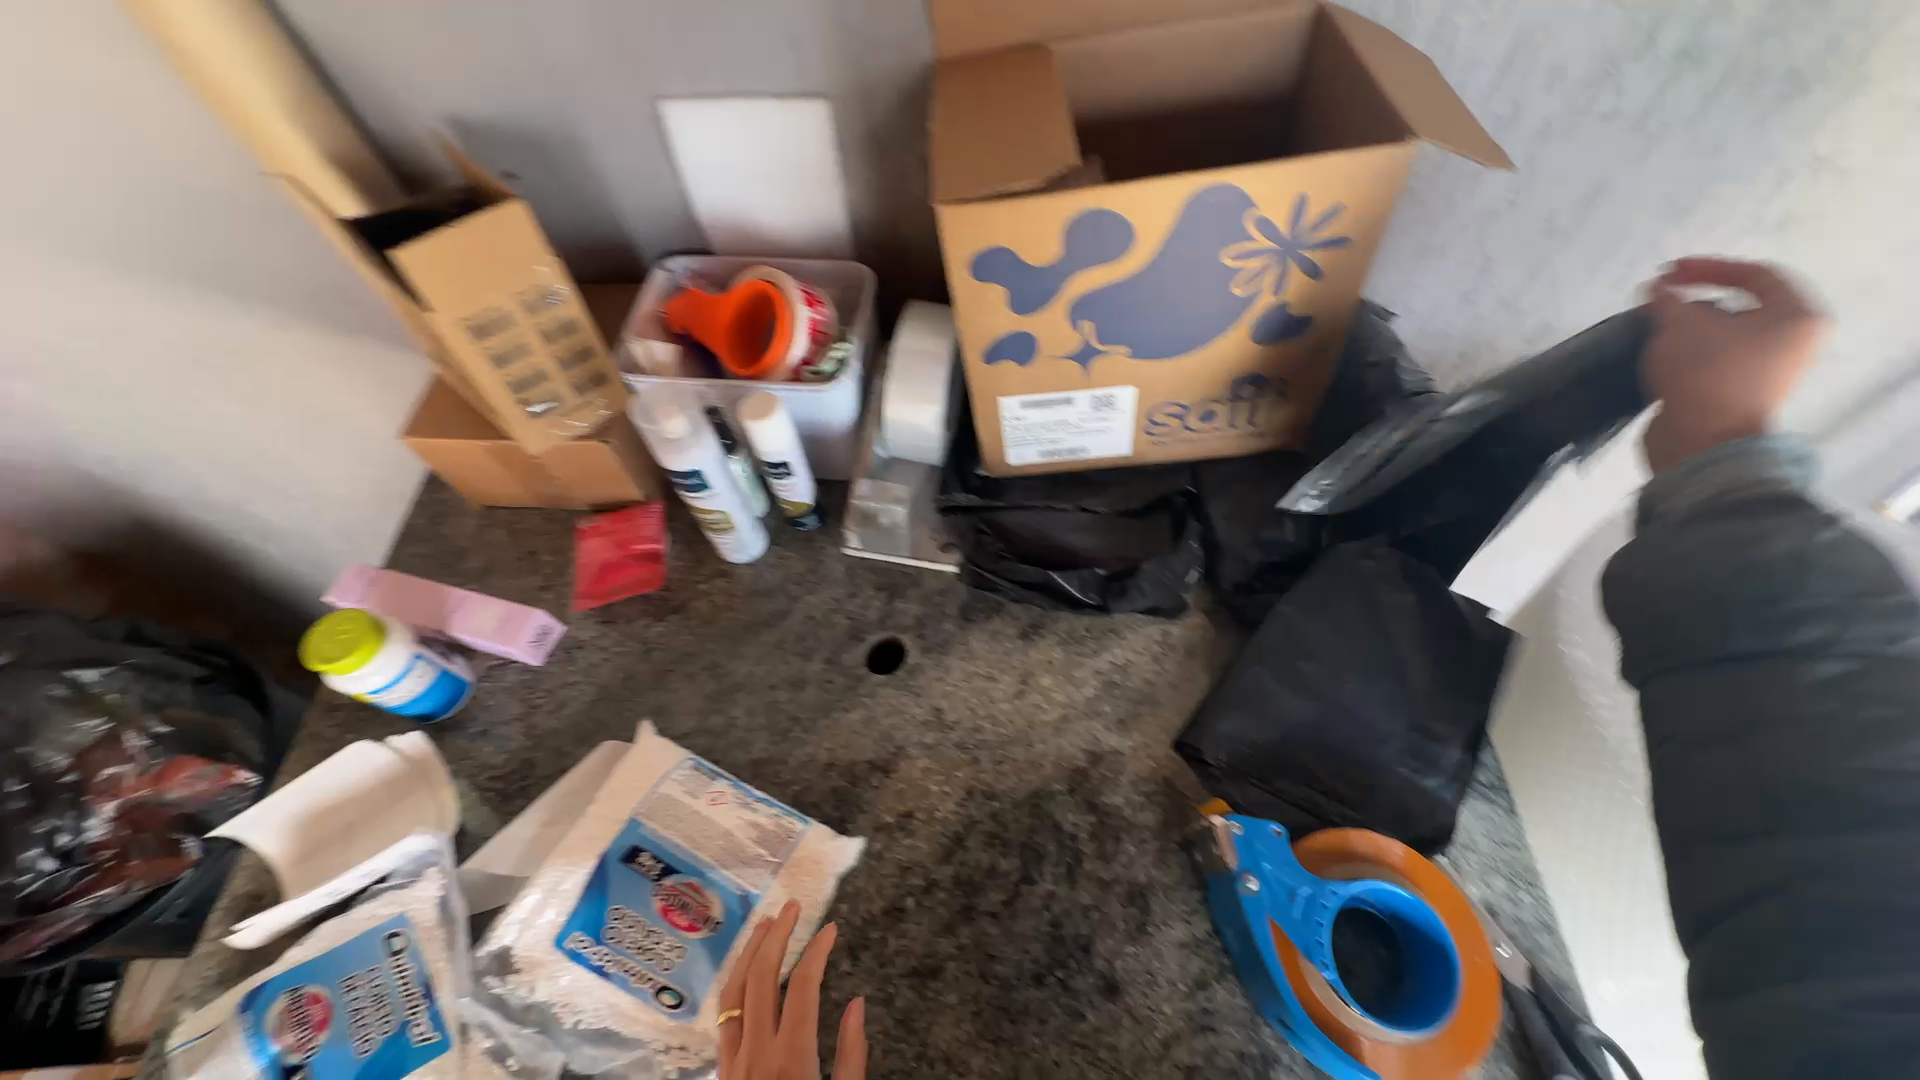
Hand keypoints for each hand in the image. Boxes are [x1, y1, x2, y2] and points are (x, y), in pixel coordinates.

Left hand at [717, 900, 866, 1079]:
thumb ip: (851, 1055)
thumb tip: (858, 1004)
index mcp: (792, 1057)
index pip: (802, 987)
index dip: (817, 951)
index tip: (830, 929)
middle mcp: (757, 1050)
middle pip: (761, 978)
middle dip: (778, 935)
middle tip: (793, 905)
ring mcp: (733, 1059)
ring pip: (734, 991)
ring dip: (750, 951)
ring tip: (767, 923)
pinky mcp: (721, 1068)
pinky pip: (723, 1014)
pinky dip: (736, 980)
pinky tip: (747, 967)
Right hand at [1640, 257, 1827, 472]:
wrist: (1703, 441)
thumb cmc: (1704, 373)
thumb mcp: (1682, 326)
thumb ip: (1668, 301)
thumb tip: (1657, 289)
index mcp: (1796, 316)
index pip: (1755, 275)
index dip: (1708, 267)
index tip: (1667, 271)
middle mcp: (1793, 341)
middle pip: (1741, 307)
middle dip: (1695, 300)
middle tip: (1659, 299)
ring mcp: (1768, 370)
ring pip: (1725, 336)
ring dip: (1688, 328)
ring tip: (1654, 329)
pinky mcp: (1739, 393)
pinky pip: (1714, 361)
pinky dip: (1689, 353)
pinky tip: (1661, 355)